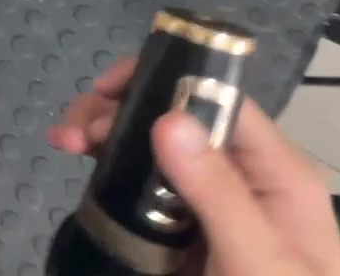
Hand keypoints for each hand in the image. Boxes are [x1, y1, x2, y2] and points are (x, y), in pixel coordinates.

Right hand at [50, 58, 339, 275]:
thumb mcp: (256, 258)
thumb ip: (219, 194)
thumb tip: (169, 118)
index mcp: (273, 171)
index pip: (218, 98)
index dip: (161, 81)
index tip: (106, 90)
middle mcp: (238, 169)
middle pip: (168, 109)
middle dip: (113, 109)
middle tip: (78, 130)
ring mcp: (203, 186)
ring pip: (141, 130)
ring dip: (95, 126)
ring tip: (65, 142)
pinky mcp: (172, 205)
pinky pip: (131, 162)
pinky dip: (95, 149)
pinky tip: (69, 150)